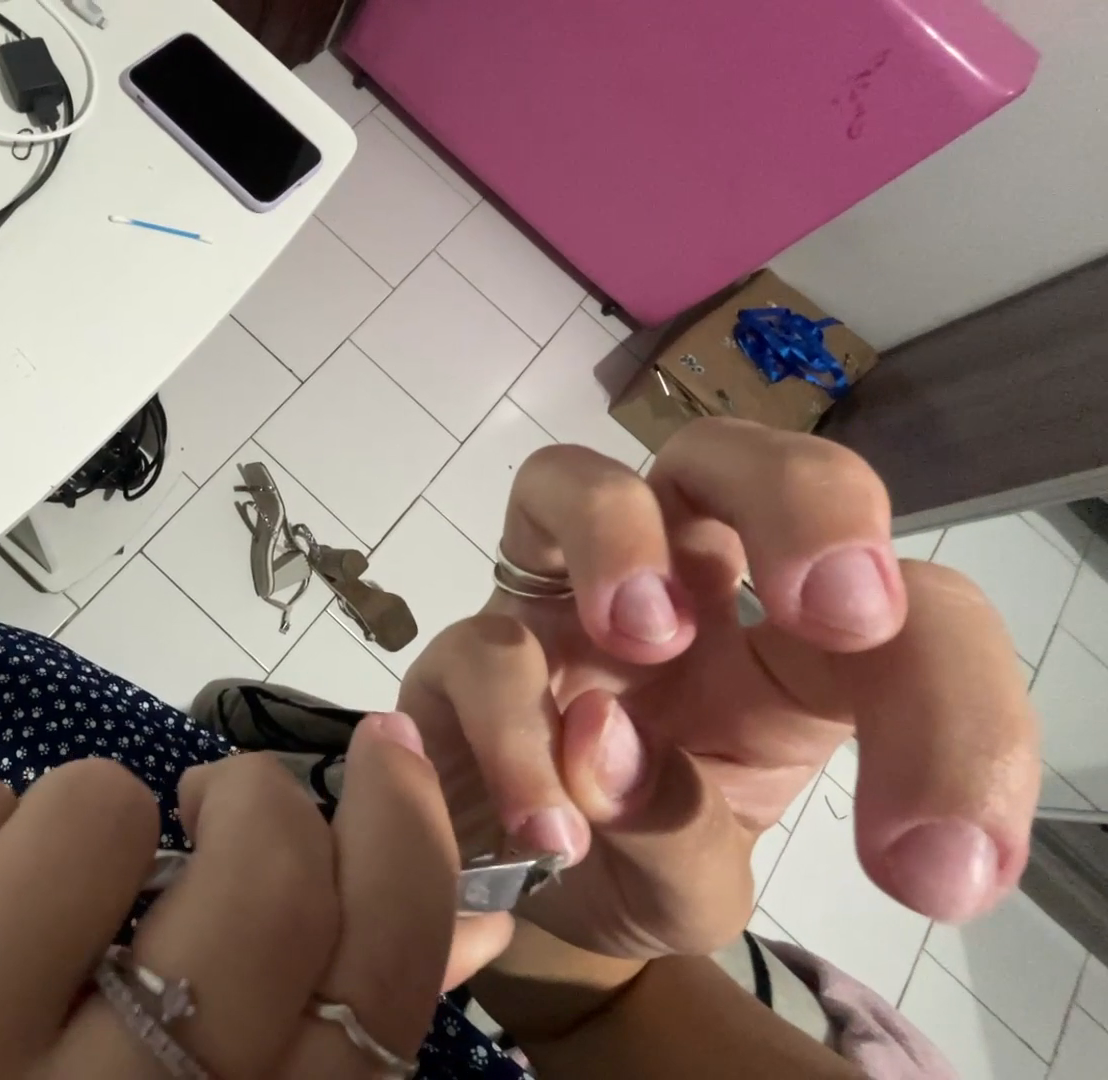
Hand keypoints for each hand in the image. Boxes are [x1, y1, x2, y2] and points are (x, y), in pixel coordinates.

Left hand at [0, 717, 505, 1077]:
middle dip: (254, 801)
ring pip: (95, 807)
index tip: (388, 758)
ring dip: (81, 826)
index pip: (369, 989)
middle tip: (217, 800)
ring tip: (23, 901)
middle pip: (257, 883)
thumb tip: (453, 909)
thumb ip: (294, 1026)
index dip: (404, 848)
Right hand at [399, 419, 1038, 960]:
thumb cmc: (625, 874)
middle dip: (803, 502)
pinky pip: (478, 635)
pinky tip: (541, 820)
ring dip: (617, 536)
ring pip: (572, 479)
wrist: (507, 891)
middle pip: (729, 460)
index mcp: (782, 660)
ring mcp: (547, 610)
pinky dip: (511, 716)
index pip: (905, 615)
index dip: (956, 711)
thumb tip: (596, 736)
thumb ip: (678, 832)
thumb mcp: (695, 892)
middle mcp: (667, 600)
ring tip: (639, 639)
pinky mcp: (462, 650)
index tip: (930, 867)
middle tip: (833, 609)